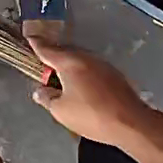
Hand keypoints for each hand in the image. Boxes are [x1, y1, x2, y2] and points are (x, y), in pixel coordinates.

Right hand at [28, 36, 162, 148]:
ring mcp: (103, 66)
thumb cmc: (92, 115)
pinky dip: (82, 73)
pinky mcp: (115, 76)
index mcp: (70, 63)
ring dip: (69, 66)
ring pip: (80, 60)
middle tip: (42, 65)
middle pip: (64, 52)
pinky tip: (81, 86)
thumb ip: (46, 98)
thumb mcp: (60, 111)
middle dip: (53, 56)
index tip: (29, 38)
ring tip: (60, 78)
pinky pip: (91, 68)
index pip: (47, 49)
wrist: (133, 124)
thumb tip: (40, 91)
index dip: (36, 44)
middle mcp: (87, 59)